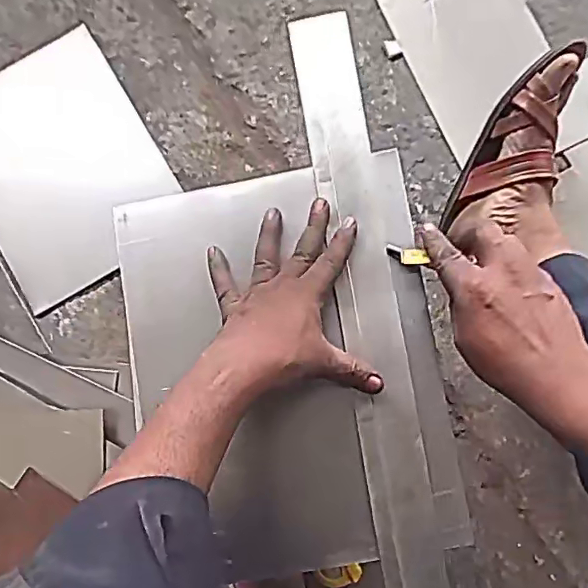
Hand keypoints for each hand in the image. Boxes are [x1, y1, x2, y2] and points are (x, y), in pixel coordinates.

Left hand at [200, 199, 382, 400]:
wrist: (242, 366)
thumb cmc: (279, 359)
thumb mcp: (323, 363)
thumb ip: (350, 370)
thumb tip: (374, 382)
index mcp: (306, 296)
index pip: (329, 263)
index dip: (341, 243)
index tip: (348, 224)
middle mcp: (281, 289)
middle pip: (301, 251)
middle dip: (313, 227)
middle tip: (318, 205)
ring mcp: (256, 295)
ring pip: (265, 258)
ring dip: (269, 236)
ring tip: (272, 215)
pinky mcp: (235, 308)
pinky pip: (225, 285)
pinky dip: (219, 269)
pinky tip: (214, 254)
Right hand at [417, 220, 587, 411]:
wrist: (556, 371)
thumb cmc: (510, 363)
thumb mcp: (463, 337)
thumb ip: (459, 304)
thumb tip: (458, 290)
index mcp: (474, 286)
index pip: (446, 253)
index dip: (433, 241)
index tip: (427, 234)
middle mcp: (504, 271)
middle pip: (482, 230)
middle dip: (468, 234)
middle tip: (459, 243)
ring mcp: (530, 272)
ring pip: (507, 240)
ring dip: (492, 246)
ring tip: (485, 262)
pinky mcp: (548, 280)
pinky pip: (525, 261)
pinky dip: (513, 266)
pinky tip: (510, 284)